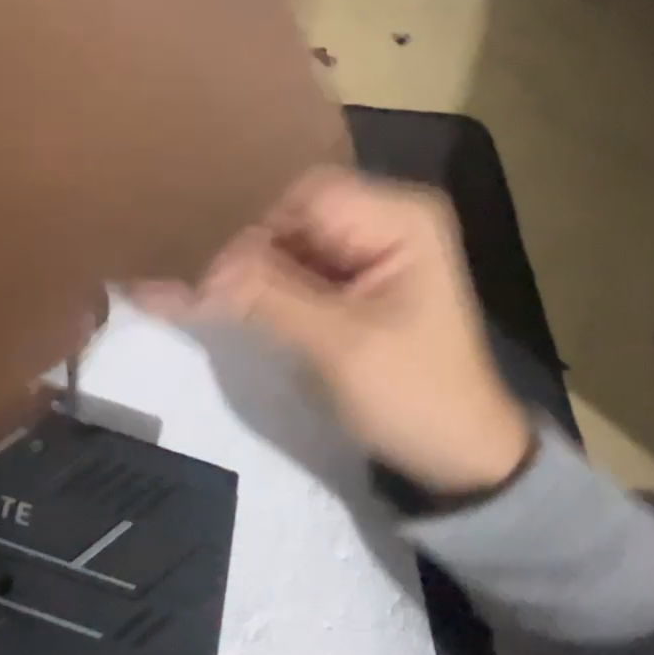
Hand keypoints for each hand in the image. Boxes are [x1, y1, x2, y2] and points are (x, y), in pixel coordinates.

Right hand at [143, 168, 531, 493]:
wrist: (461, 456)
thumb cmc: (415, 396)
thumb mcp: (337, 346)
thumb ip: (265, 297)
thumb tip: (192, 272)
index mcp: (400, 219)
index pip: (302, 198)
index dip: (258, 235)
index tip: (224, 286)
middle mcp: (386, 218)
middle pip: (291, 215)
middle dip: (252, 256)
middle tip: (218, 301)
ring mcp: (370, 249)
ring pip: (285, 241)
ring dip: (252, 274)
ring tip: (220, 307)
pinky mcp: (353, 279)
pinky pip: (292, 266)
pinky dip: (264, 287)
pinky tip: (239, 312)